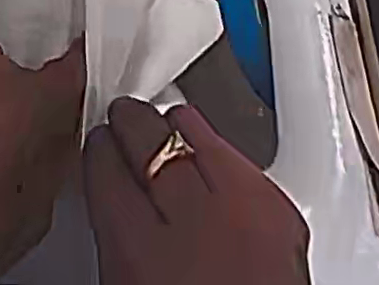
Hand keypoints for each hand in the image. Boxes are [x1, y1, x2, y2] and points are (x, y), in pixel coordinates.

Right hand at [85, 98, 310, 284]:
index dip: (99, 149)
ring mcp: (242, 212)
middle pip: (147, 138)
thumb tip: (110, 189)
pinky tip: (202, 149)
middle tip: (122, 120)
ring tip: (158, 127)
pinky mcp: (280, 208)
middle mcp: (194, 226)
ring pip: (192, 131)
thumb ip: (117, 237)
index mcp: (142, 259)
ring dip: (170, 128)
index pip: (106, 168)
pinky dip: (214, 148)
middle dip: (128, 123)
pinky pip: (234, 154)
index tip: (99, 144)